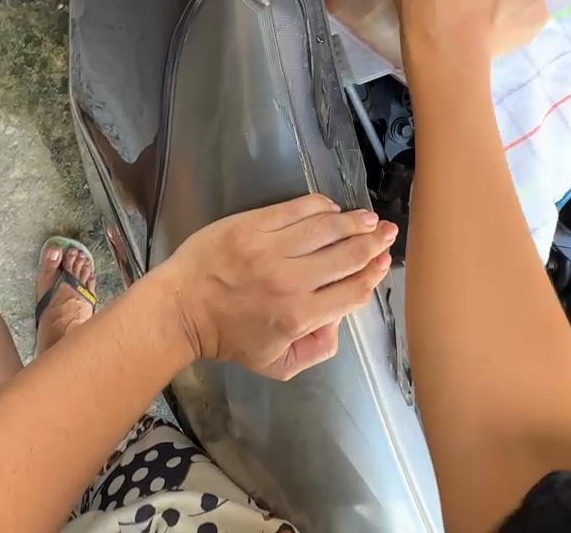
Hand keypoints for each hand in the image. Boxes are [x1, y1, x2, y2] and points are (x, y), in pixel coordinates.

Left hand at [149, 194, 395, 379]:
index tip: (384, 261)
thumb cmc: (229, 337)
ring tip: (368, 217)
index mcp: (299, 316)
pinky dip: (319, 205)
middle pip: (346, 256)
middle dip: (373, 243)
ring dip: (353, 221)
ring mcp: (270, 248)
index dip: (373, 274)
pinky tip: (332, 206)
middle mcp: (290, 280)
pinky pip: (295, 208)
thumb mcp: (277, 365)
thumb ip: (316, 351)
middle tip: (388, 232)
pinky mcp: (251, 224)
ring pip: (325, 228)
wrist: (182, 308)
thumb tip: (338, 323)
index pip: (352, 291)